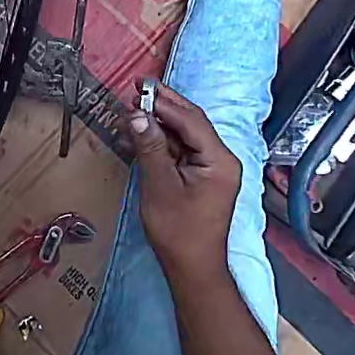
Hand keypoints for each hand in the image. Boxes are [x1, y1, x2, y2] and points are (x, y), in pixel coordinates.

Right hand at [128, 83, 242, 290]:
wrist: (191, 266)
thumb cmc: (178, 229)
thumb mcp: (159, 184)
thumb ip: (149, 147)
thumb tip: (136, 115)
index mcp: (220, 160)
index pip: (190, 120)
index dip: (164, 102)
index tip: (139, 88)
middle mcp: (221, 159)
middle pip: (191, 122)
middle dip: (164, 104)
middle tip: (136, 88)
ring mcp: (212, 167)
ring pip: (184, 133)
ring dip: (159, 121)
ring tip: (133, 108)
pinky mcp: (200, 175)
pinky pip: (180, 148)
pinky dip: (160, 138)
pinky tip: (141, 131)